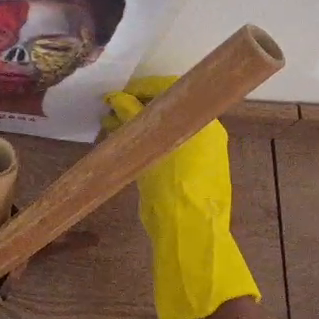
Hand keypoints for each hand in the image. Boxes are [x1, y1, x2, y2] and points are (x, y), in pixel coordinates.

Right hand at [103, 76, 259, 318]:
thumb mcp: (145, 147)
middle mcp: (208, 132)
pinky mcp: (197, 173)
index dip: (141, 89)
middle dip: (137, 110)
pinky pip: (171, 146)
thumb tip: (116, 99)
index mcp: (202, 120)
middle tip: (109, 115)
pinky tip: (129, 150)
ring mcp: (205, 153)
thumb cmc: (170, 185)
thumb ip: (132, 118)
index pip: (171, 90)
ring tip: (113, 132)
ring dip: (141, 128)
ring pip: (168, 129)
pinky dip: (150, 143)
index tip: (115, 97)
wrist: (189, 229)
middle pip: (170, 109)